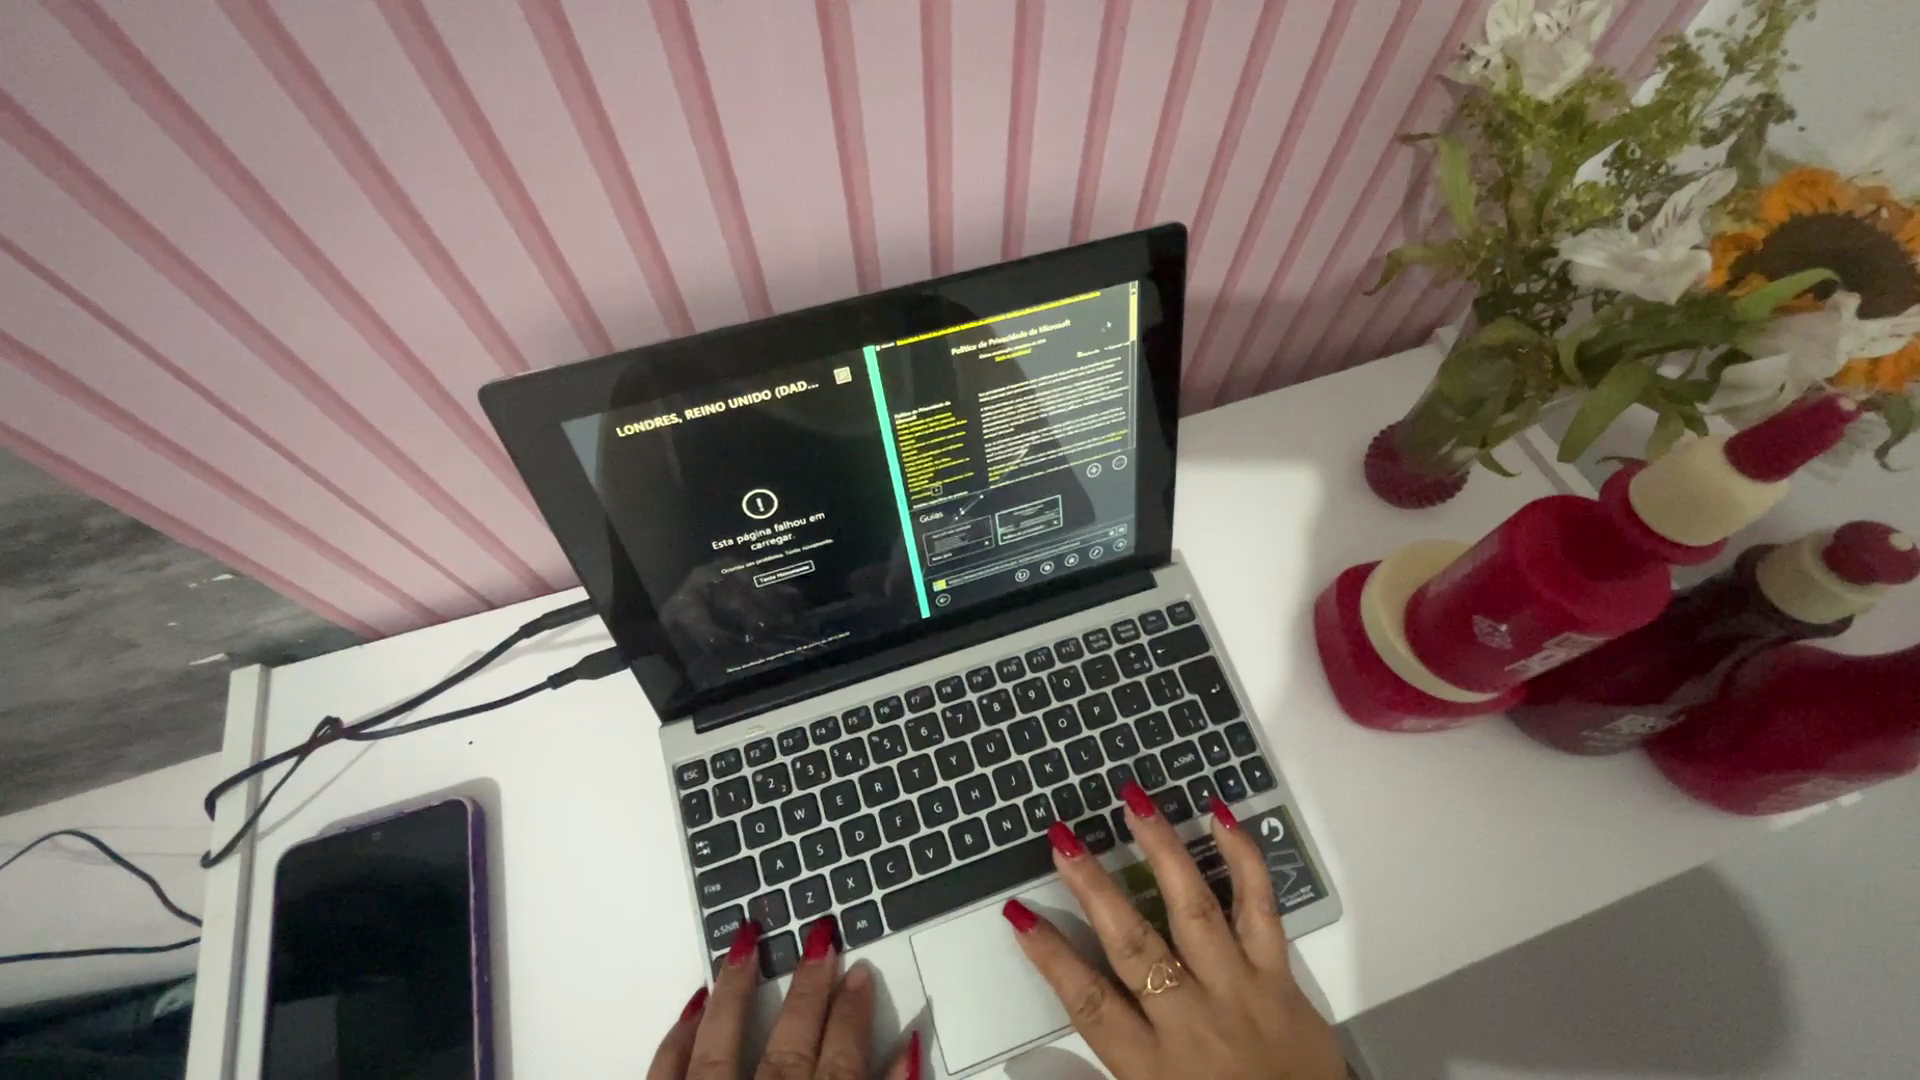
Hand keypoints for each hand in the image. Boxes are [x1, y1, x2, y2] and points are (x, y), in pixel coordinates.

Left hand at [649, 918, 919, 1079]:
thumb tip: (909, 1046)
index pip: (841, 1061)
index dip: (854, 1014)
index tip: (862, 974)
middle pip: (790, 1042)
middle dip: (808, 985)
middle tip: (821, 935)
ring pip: (723, 1043)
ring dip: (738, 989)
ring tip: (748, 935)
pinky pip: (664, 1075)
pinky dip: (678, 1038)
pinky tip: (693, 1000)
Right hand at [1006, 784, 1346, 1079]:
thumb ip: (1097, 1076)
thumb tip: (1038, 1062)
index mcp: (1152, 1066)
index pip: (1089, 1002)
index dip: (1050, 955)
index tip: (1019, 913)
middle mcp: (1190, 1018)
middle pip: (1133, 943)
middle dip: (1093, 887)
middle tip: (1063, 838)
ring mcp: (1238, 989)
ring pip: (1193, 908)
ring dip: (1161, 849)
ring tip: (1134, 803)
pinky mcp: (1280, 975)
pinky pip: (1260, 908)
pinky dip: (1243, 860)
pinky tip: (1220, 817)